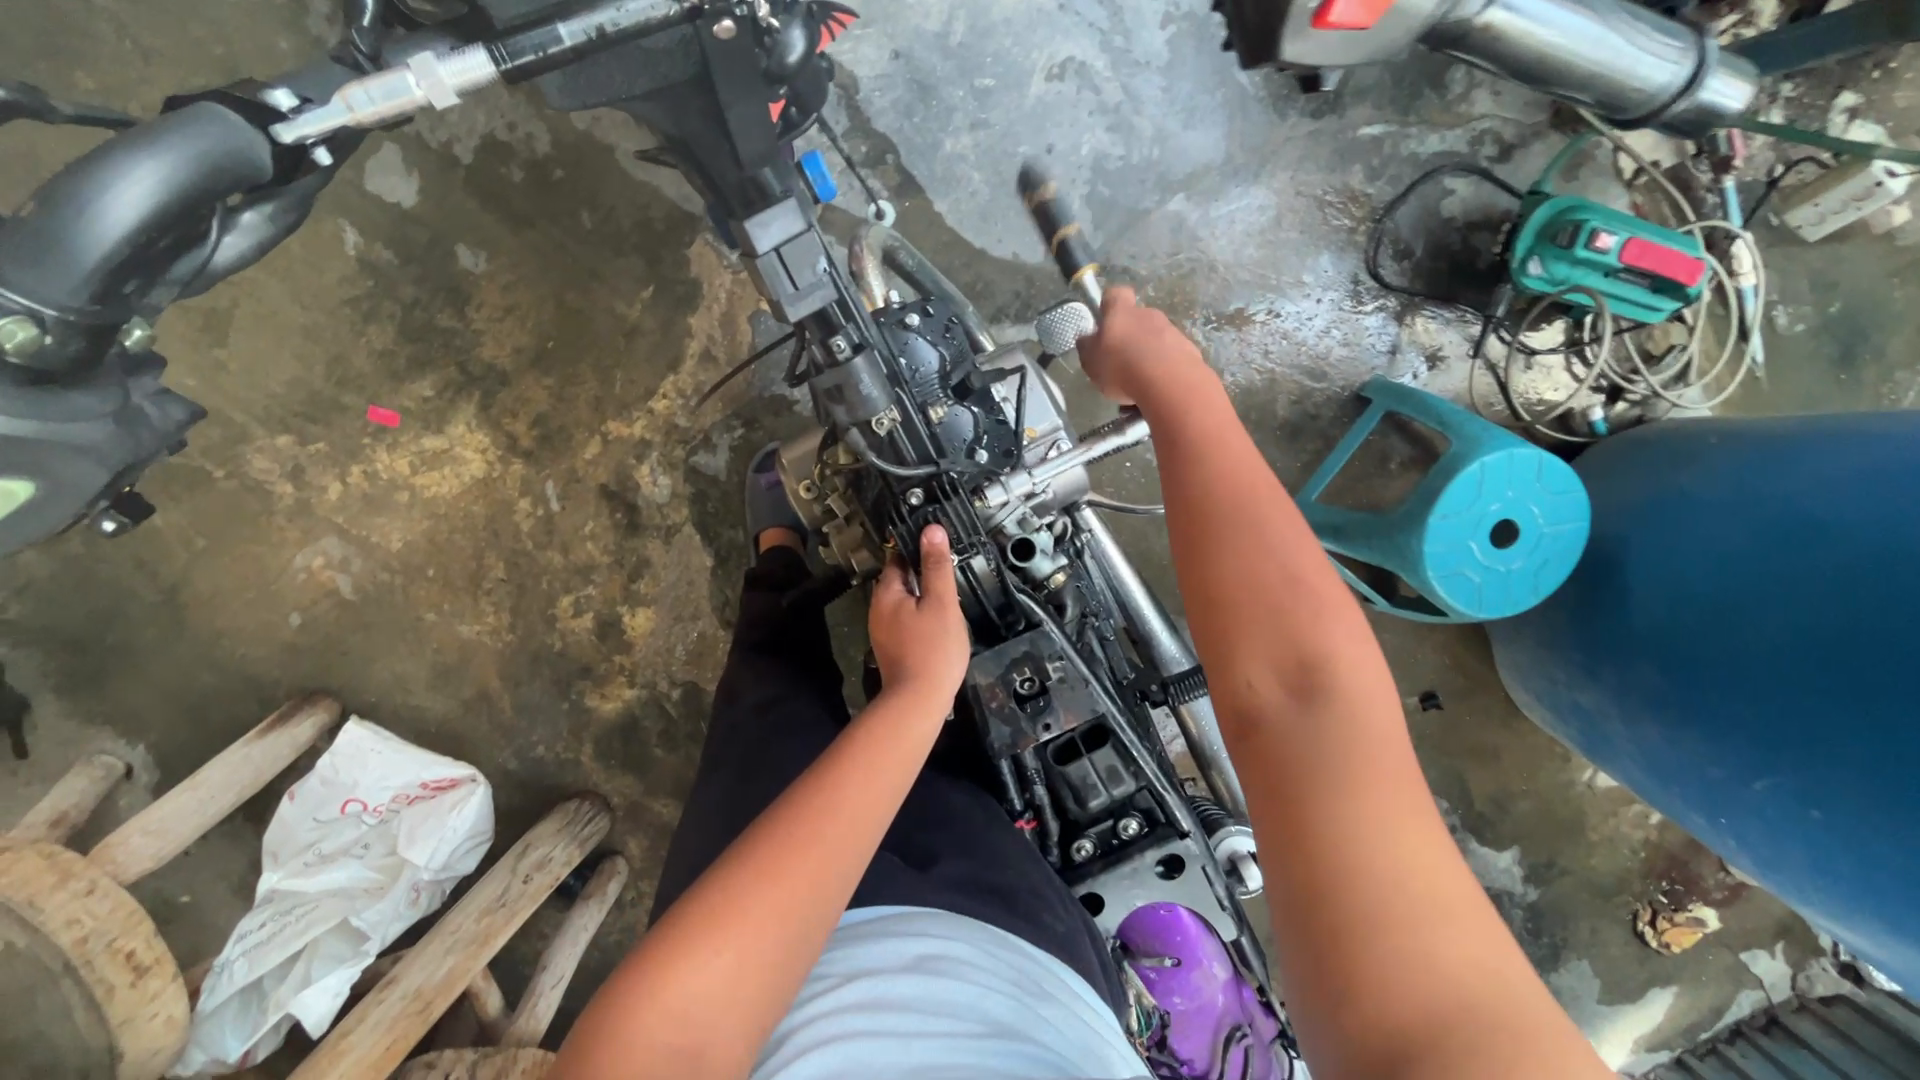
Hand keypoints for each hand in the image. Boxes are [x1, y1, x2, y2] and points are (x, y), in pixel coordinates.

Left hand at [869, 524, 970, 709]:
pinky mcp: (891, 649)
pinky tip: (939, 624)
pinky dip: (920, 617)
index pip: (897, 558)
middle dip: (922, 574)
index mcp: (886, 593)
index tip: (939, 547)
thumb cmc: (933, 648)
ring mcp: (882, 631)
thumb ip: (936, 566)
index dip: (917, 549)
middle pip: (900, 580)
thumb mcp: (941, 602)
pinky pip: (906, 622)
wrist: (918, 701)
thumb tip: (931, 529)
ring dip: (922, 597)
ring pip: (904, 602)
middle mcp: (877, 609)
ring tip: (948, 598)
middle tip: (949, 572)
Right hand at [1075, 287, 1212, 406]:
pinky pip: (1171, 356)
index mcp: (1121, 312)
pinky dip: (1163, 369)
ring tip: (1138, 384)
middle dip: (1129, 337)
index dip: (1109, 305)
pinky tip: (1156, 390)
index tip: (1104, 322)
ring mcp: (1172, 330)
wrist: (1168, 382)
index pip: (1115, 294)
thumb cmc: (1121, 367)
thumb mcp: (1091, 362)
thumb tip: (1087, 339)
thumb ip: (1088, 348)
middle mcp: (1148, 314)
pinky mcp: (1189, 349)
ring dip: (1147, 355)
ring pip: (1155, 339)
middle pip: (1137, 319)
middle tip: (1120, 363)